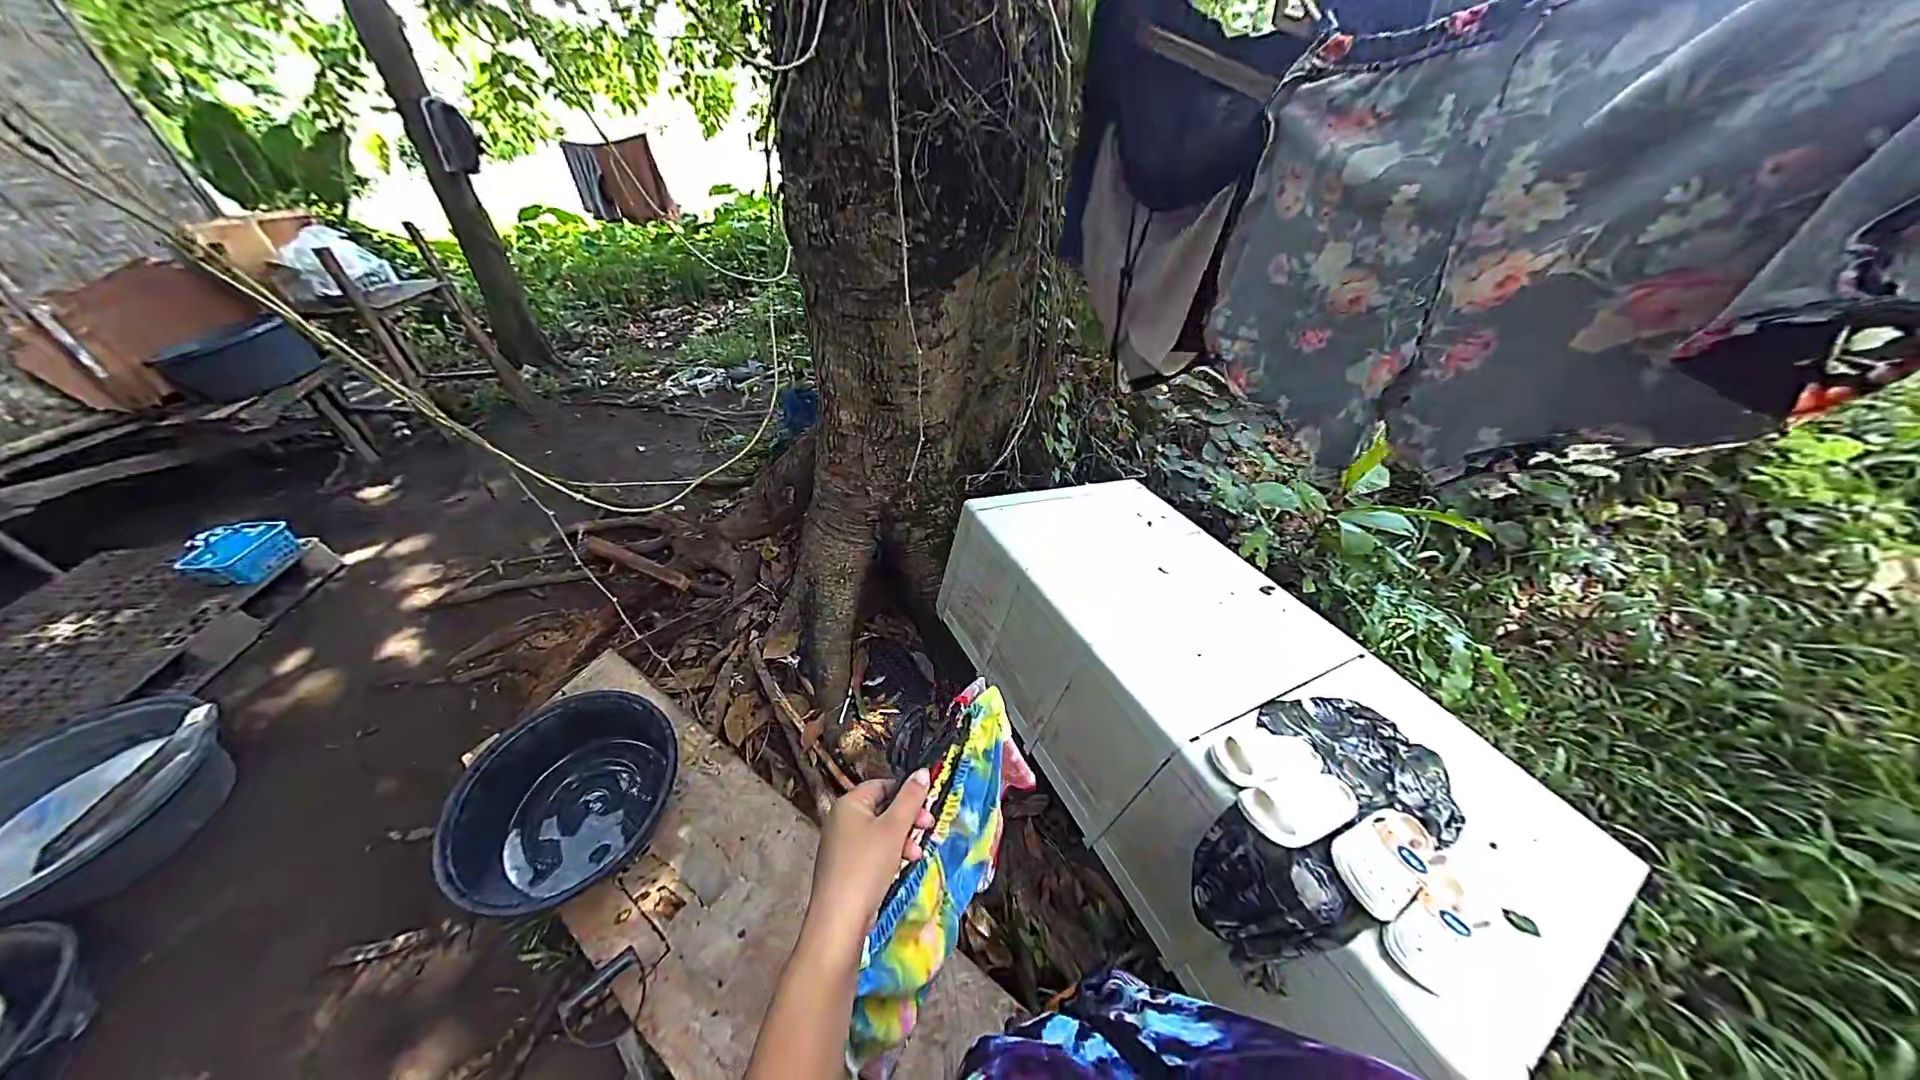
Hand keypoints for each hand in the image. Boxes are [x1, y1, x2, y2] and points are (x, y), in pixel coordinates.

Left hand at [806, 769, 934, 941]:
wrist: (840, 918)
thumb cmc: (866, 865)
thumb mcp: (894, 828)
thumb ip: (910, 798)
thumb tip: (922, 771)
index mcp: (848, 803)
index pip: (882, 785)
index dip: (907, 793)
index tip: (927, 806)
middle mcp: (841, 819)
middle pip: (882, 808)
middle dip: (908, 819)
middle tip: (928, 828)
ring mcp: (842, 844)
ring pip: (880, 831)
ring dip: (902, 839)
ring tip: (916, 854)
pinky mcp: (846, 867)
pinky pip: (873, 850)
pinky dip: (890, 854)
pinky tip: (902, 866)